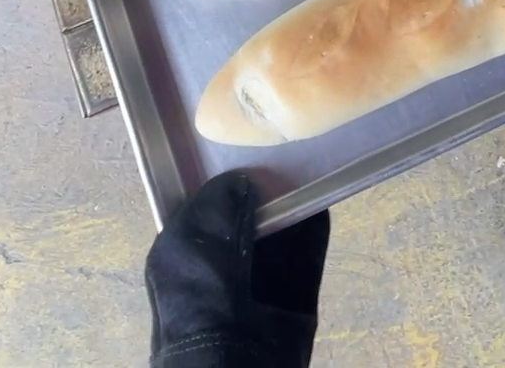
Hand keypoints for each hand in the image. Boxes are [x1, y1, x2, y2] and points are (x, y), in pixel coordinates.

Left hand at [146, 171, 330, 366]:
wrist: (230, 367)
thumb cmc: (199, 296)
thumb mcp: (190, 240)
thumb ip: (215, 205)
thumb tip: (242, 181)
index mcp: (183, 263)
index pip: (205, 216)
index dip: (226, 188)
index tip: (248, 157)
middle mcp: (220, 277)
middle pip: (247, 226)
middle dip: (264, 197)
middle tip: (283, 162)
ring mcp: (259, 295)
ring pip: (280, 243)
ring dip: (293, 211)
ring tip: (308, 175)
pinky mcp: (292, 309)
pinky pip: (306, 263)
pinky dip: (314, 233)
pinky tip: (321, 204)